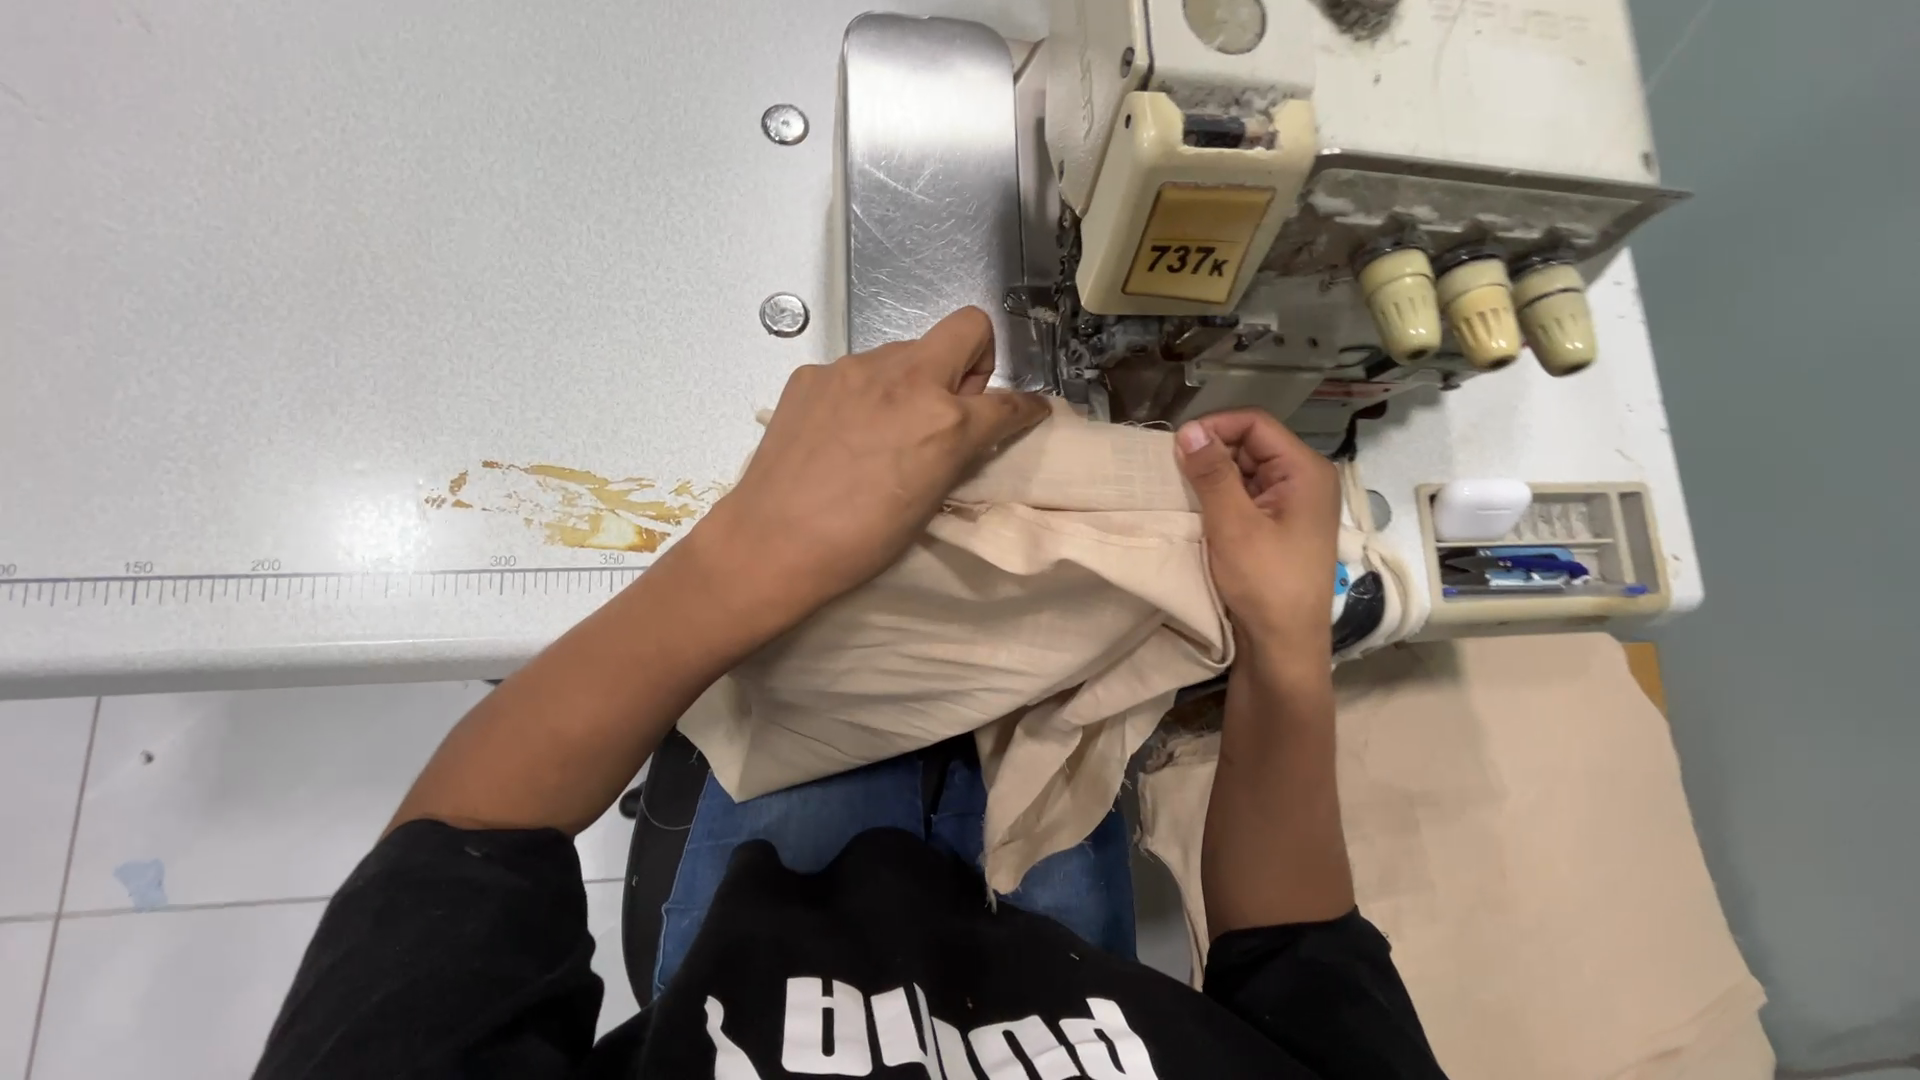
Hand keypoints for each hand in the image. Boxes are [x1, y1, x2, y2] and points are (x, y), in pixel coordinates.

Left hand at [688, 307, 1047, 623]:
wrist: (771, 542)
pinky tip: (842, 431)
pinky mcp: (813, 373)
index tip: (1026, 410)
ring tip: (884, 428)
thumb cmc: (858, 542)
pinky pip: (858, 370)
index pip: (1007, 399)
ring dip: (912, 380)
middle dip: (972, 362)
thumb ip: (958, 451)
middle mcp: (905, 378)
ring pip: (906, 351)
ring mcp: (854, 368)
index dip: (1024, 407)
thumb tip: (971, 429)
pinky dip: (865, 392)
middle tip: (948, 408)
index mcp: (943, 420)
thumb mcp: (928, 502)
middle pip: (966, 327)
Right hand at [1174, 409, 1340, 660]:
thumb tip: (1188, 430)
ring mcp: (1292, 506)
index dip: (1214, 427)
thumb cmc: (1264, 583)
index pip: (1255, 423)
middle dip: (1211, 453)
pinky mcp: (1279, 528)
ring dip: (1212, 478)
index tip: (1175, 448)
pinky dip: (1220, 499)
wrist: (1283, 646)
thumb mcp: (1233, 524)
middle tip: (1172, 473)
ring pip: (1245, 472)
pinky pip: (1246, 497)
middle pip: (1251, 444)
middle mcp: (1304, 481)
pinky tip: (1197, 513)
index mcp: (1305, 471)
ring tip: (1180, 493)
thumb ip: (1211, 473)